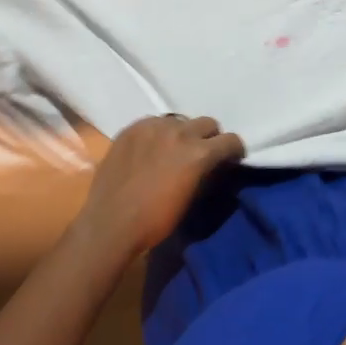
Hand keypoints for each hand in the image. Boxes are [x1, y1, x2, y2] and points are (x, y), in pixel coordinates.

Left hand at [78, 115, 244, 256]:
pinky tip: (151, 150)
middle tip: (201, 155)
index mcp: (198, 152)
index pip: (231, 140)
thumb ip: (208, 174)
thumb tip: (215, 166)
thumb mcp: (193, 198)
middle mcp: (178, 132)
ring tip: (173, 151)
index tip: (229, 161)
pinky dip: (159, 133)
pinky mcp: (130, 129)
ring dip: (183, 133)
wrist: (111, 223)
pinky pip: (154, 122)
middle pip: (207, 123)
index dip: (233, 152)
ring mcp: (151, 127)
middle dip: (210, 138)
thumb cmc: (157, 220)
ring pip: (180, 120)